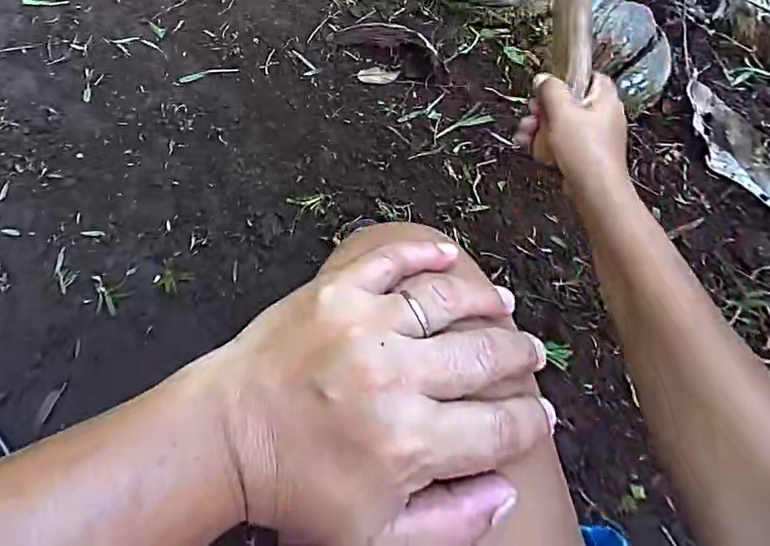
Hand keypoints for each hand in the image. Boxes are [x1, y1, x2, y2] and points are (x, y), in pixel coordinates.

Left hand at [207, 238, 553, 544]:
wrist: (229, 433)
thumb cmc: (298, 488)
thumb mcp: (375, 537)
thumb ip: (449, 522)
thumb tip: (505, 489)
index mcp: (407, 443)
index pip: (496, 428)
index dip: (528, 421)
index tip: (541, 414)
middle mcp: (392, 375)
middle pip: (480, 358)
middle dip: (517, 358)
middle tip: (531, 354)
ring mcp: (363, 322)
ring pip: (444, 300)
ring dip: (483, 301)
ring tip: (503, 306)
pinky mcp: (335, 290)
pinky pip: (389, 259)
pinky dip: (422, 252)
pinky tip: (449, 255)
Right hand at [512, 71, 628, 186]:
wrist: (594, 192)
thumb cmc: (587, 152)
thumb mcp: (562, 111)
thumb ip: (550, 89)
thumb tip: (543, 79)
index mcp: (605, 100)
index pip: (590, 77)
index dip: (567, 78)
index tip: (549, 85)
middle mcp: (603, 117)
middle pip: (569, 102)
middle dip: (544, 108)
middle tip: (533, 112)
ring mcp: (594, 138)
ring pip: (561, 124)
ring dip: (540, 126)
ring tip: (526, 132)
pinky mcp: (584, 156)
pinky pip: (561, 143)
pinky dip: (545, 143)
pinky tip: (530, 146)